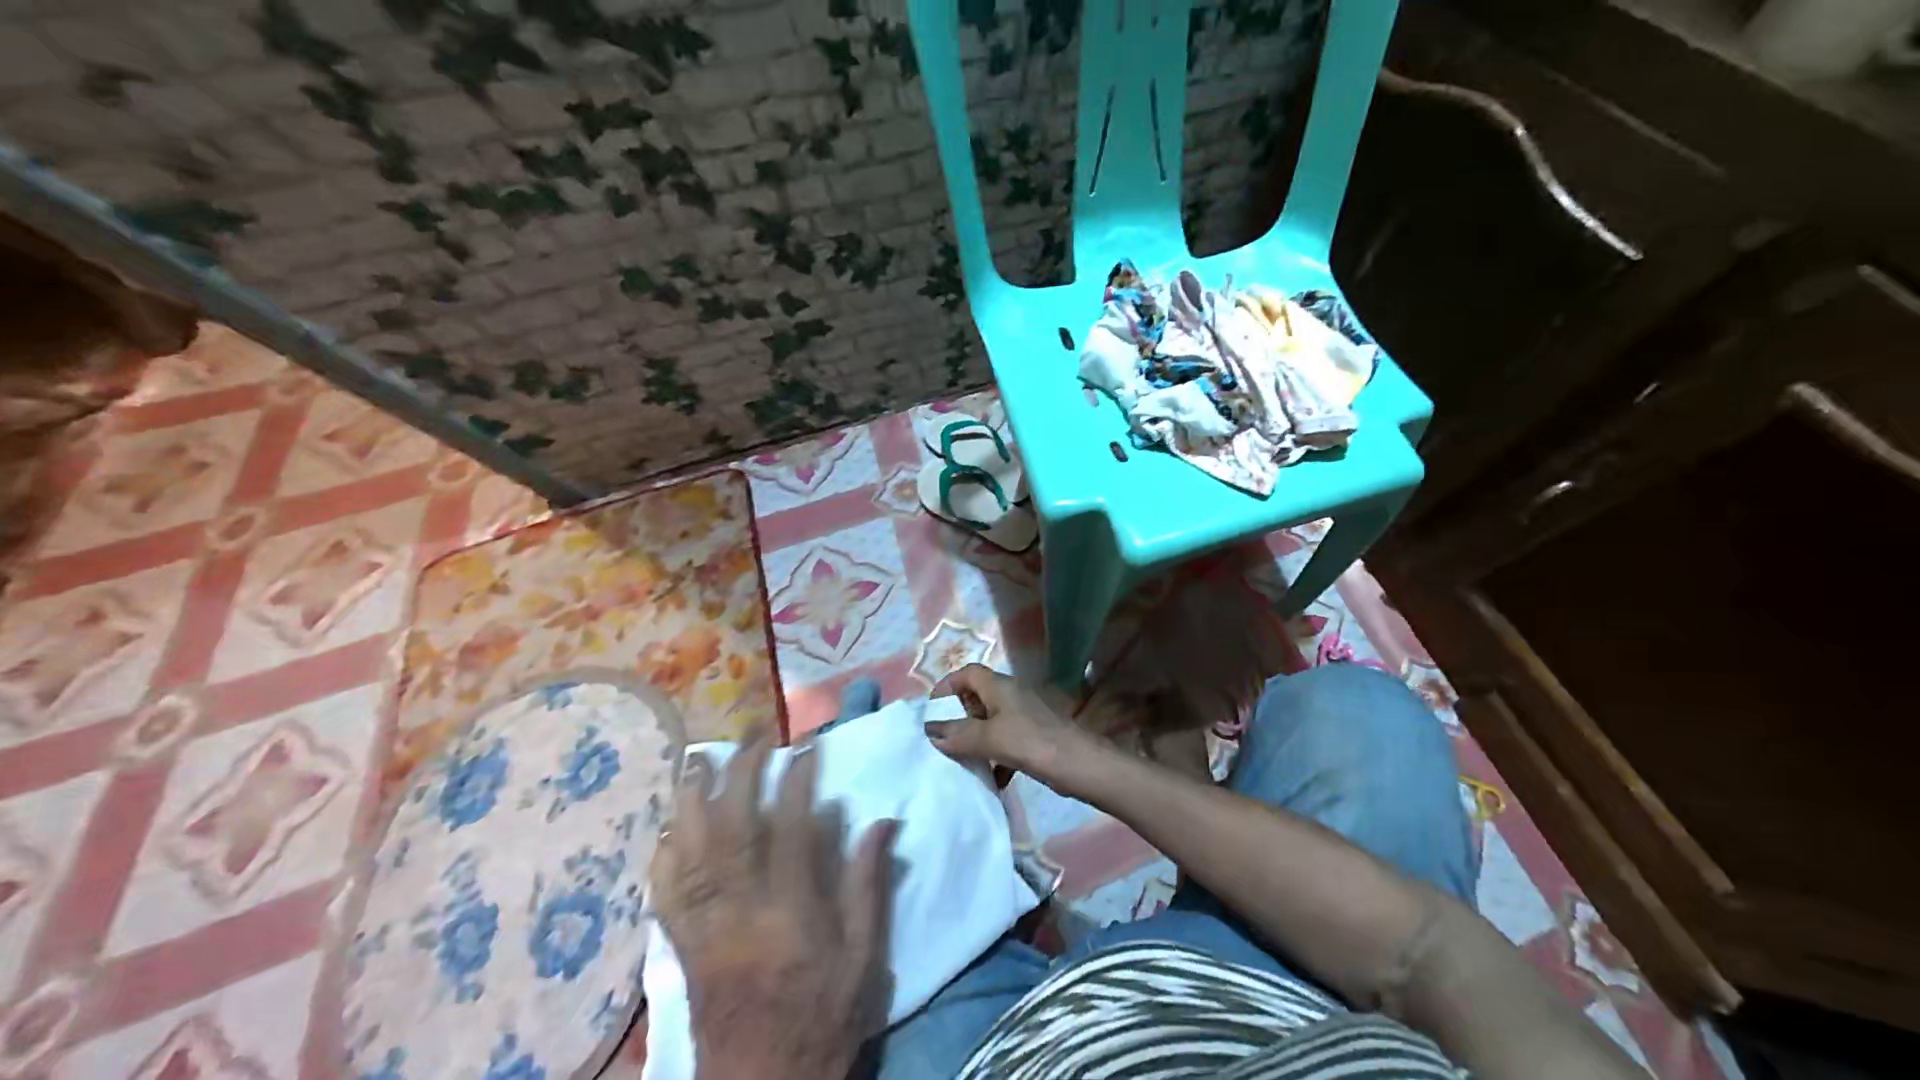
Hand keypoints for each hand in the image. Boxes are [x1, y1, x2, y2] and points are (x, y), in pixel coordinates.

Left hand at [650, 729, 898, 1079]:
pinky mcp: (683, 945)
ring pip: (690, 852)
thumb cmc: (824, 1020)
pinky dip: (664, 854)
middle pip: (732, 829)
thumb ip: (868, 887)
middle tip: (751, 737)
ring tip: (699, 760)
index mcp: (791, 915)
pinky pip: (665, 893)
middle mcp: (741, 912)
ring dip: (692, 800)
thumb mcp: (865, 959)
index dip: (797, 782)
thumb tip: (881, 823)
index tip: (806, 748)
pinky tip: (670, 825)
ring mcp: (704, 928)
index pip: (790, 831)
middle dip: (739, 774)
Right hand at [926, 664, 1093, 788]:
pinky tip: (993, 779)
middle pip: (978, 697)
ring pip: (991, 722)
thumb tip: (931, 731)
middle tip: (944, 738)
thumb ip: (958, 734)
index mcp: (999, 686)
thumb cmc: (1030, 742)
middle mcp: (1011, 696)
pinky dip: (996, 757)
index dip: (948, 685)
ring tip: (962, 760)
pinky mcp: (1034, 737)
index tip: (933, 710)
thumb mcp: (988, 738)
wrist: (1078, 764)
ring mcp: (1024, 716)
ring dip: (976, 739)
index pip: (968, 673)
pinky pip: (1006, 742)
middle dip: (959, 717)